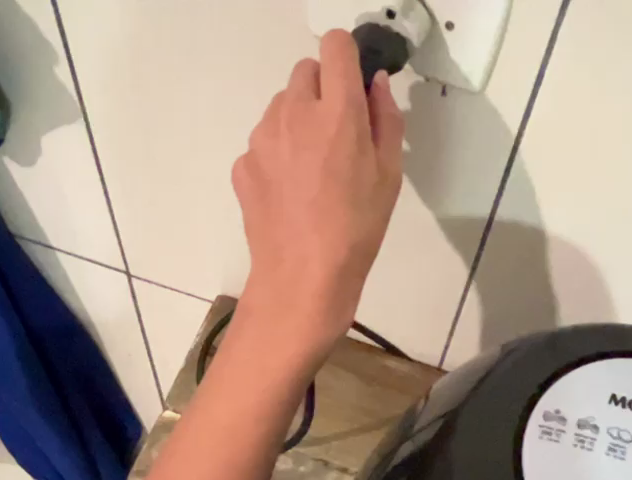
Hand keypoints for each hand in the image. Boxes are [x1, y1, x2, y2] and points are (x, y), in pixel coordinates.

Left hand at [231, 29, 404, 361]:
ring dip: (297, 124)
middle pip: (305, 72)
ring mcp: (261, 138)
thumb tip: (375, 86)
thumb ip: (386, 120)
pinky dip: (276, 157)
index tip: (354, 89)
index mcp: (337, 111)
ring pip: (280, 107)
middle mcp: (293, 112)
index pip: (335, 46)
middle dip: (322, 93)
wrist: (302, 281)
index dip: (347, 61)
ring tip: (312, 174)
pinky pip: (263, 144)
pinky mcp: (242, 165)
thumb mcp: (389, 178)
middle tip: (336, 138)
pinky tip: (290, 195)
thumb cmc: (356, 232)